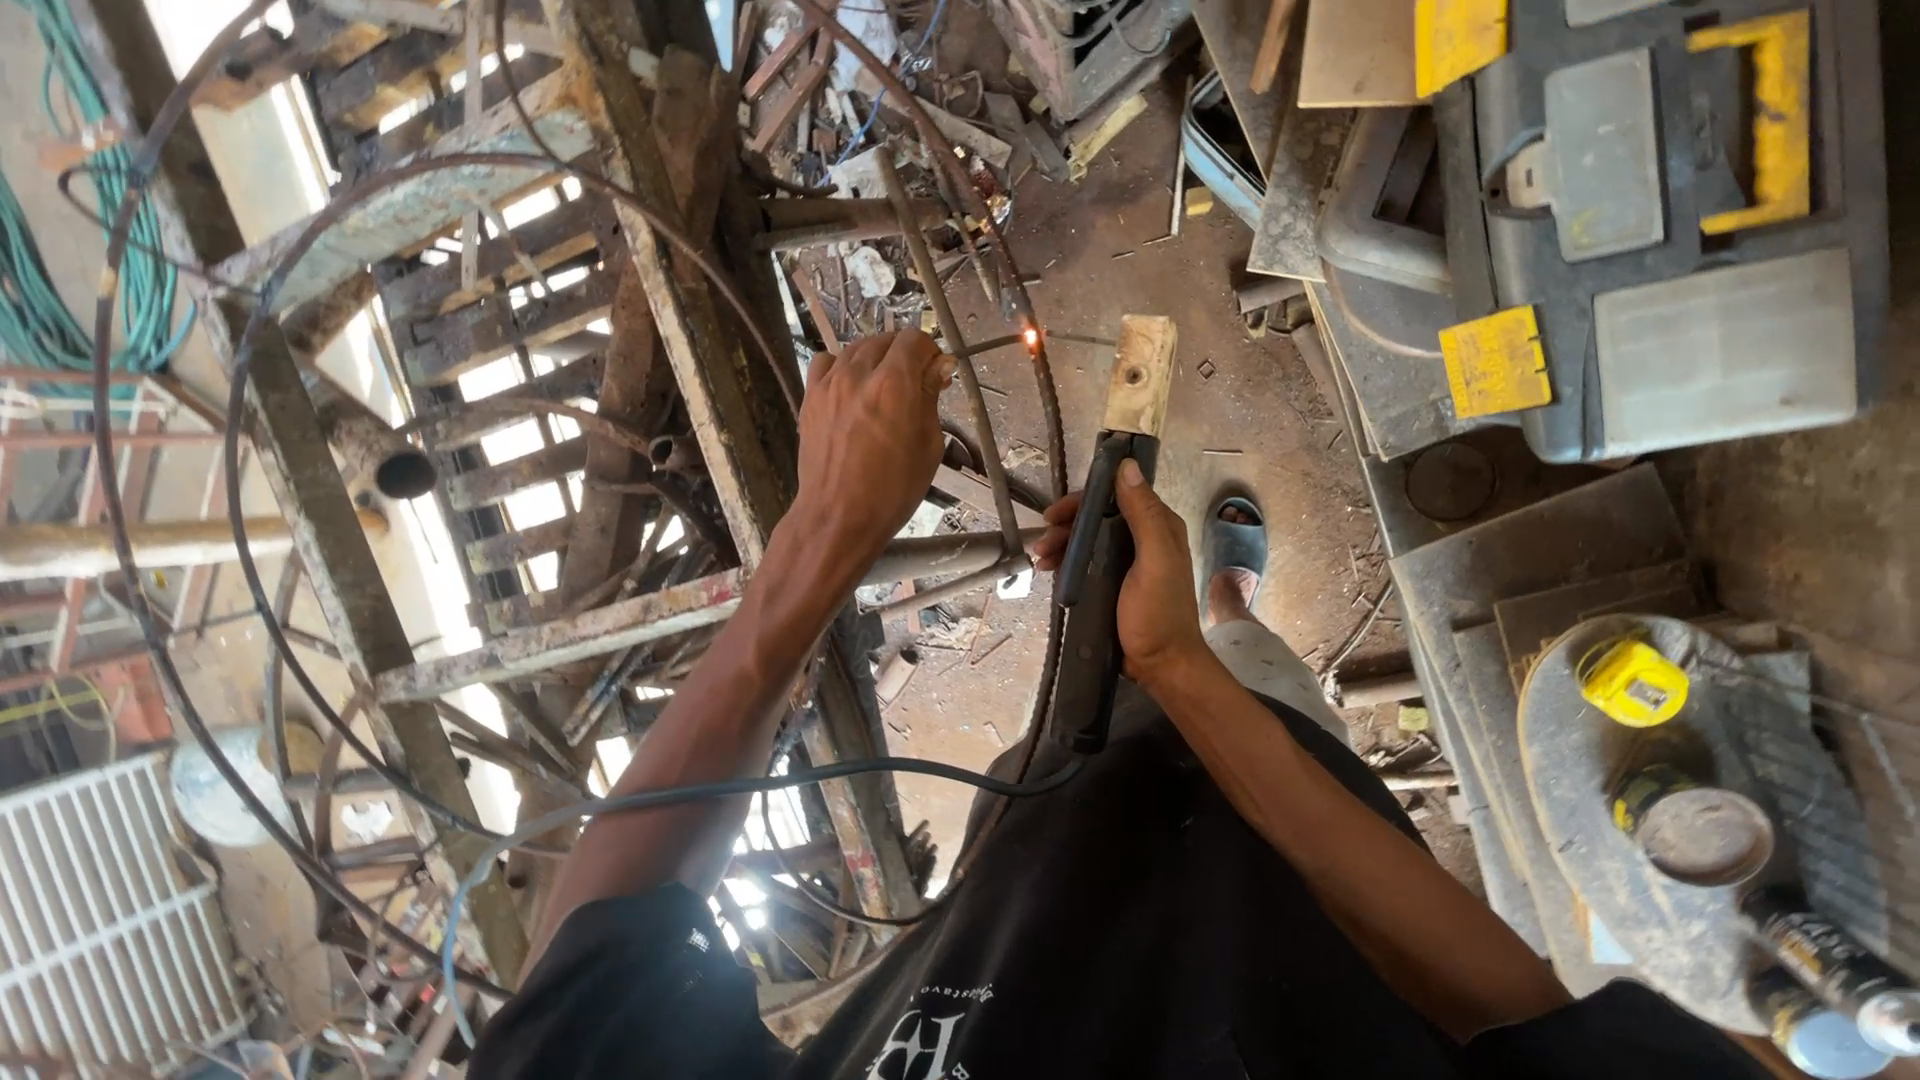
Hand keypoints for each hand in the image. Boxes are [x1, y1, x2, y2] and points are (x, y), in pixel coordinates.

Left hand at [789, 331, 954, 563]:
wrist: (839, 516)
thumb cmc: (892, 490)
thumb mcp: (928, 446)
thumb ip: (930, 399)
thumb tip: (938, 367)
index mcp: (894, 384)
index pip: (913, 340)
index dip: (930, 352)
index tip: (935, 374)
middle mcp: (859, 374)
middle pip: (884, 341)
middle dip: (904, 355)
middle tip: (914, 385)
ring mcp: (829, 384)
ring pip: (855, 349)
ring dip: (875, 359)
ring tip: (883, 388)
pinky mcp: (810, 398)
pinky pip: (826, 363)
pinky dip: (842, 367)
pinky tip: (850, 388)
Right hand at [1030, 459, 1208, 686]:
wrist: (1161, 664)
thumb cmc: (1158, 613)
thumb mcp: (1154, 560)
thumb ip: (1143, 514)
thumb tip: (1127, 466)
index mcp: (1159, 526)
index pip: (1117, 495)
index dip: (1085, 499)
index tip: (1056, 513)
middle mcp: (1145, 537)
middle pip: (1099, 517)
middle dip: (1068, 525)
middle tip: (1043, 540)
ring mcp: (1129, 561)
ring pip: (1090, 538)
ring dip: (1063, 543)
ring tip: (1041, 560)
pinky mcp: (1116, 582)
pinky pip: (1088, 560)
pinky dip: (1068, 561)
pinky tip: (1051, 571)